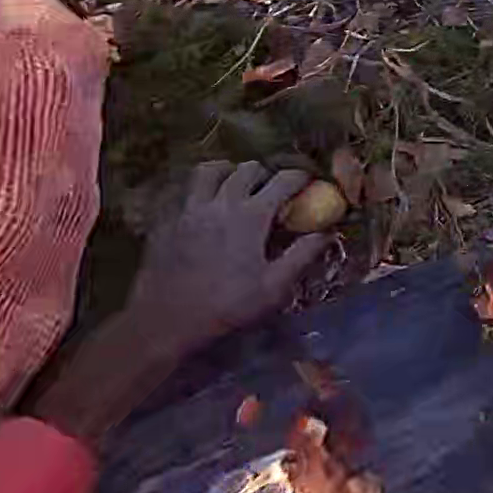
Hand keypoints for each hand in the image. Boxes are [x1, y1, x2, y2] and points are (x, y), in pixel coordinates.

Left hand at [32, 162, 327, 444]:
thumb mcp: (273, 287)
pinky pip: (183, 189)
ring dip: (228, 171)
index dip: (300, 177)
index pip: (284, 180)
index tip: (307, 183)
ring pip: (211, 170)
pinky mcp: (167, 219)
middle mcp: (222, 203)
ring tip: (234, 183)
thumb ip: (303, 255)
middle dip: (265, 173)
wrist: (163, 324)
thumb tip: (328, 232)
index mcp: (252, 215)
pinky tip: (204, 202)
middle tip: (271, 188)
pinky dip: (198, 188)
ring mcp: (191, 208)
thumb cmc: (225, 306)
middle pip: (248, 169)